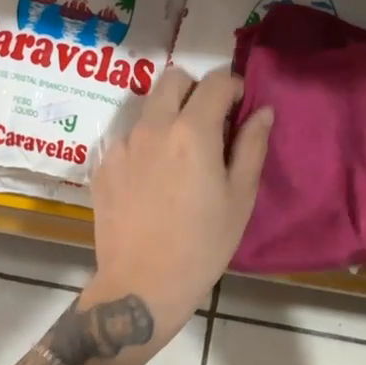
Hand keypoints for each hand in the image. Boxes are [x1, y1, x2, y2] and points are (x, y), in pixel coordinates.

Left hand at [88, 67, 272, 326]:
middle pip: (173, 80)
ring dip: (168, 116)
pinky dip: (146, 145)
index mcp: (192, 132)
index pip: (215, 82)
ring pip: (148, 109)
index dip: (232, 87)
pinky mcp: (103, 166)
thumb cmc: (203, 244)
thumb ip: (252, 146)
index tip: (240, 106)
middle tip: (209, 123)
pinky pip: (129, 139)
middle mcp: (152, 127)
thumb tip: (263, 110)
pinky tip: (154, 181)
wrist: (142, 284)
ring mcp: (122, 145)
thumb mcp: (240, 197)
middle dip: (195, 90)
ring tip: (180, 156)